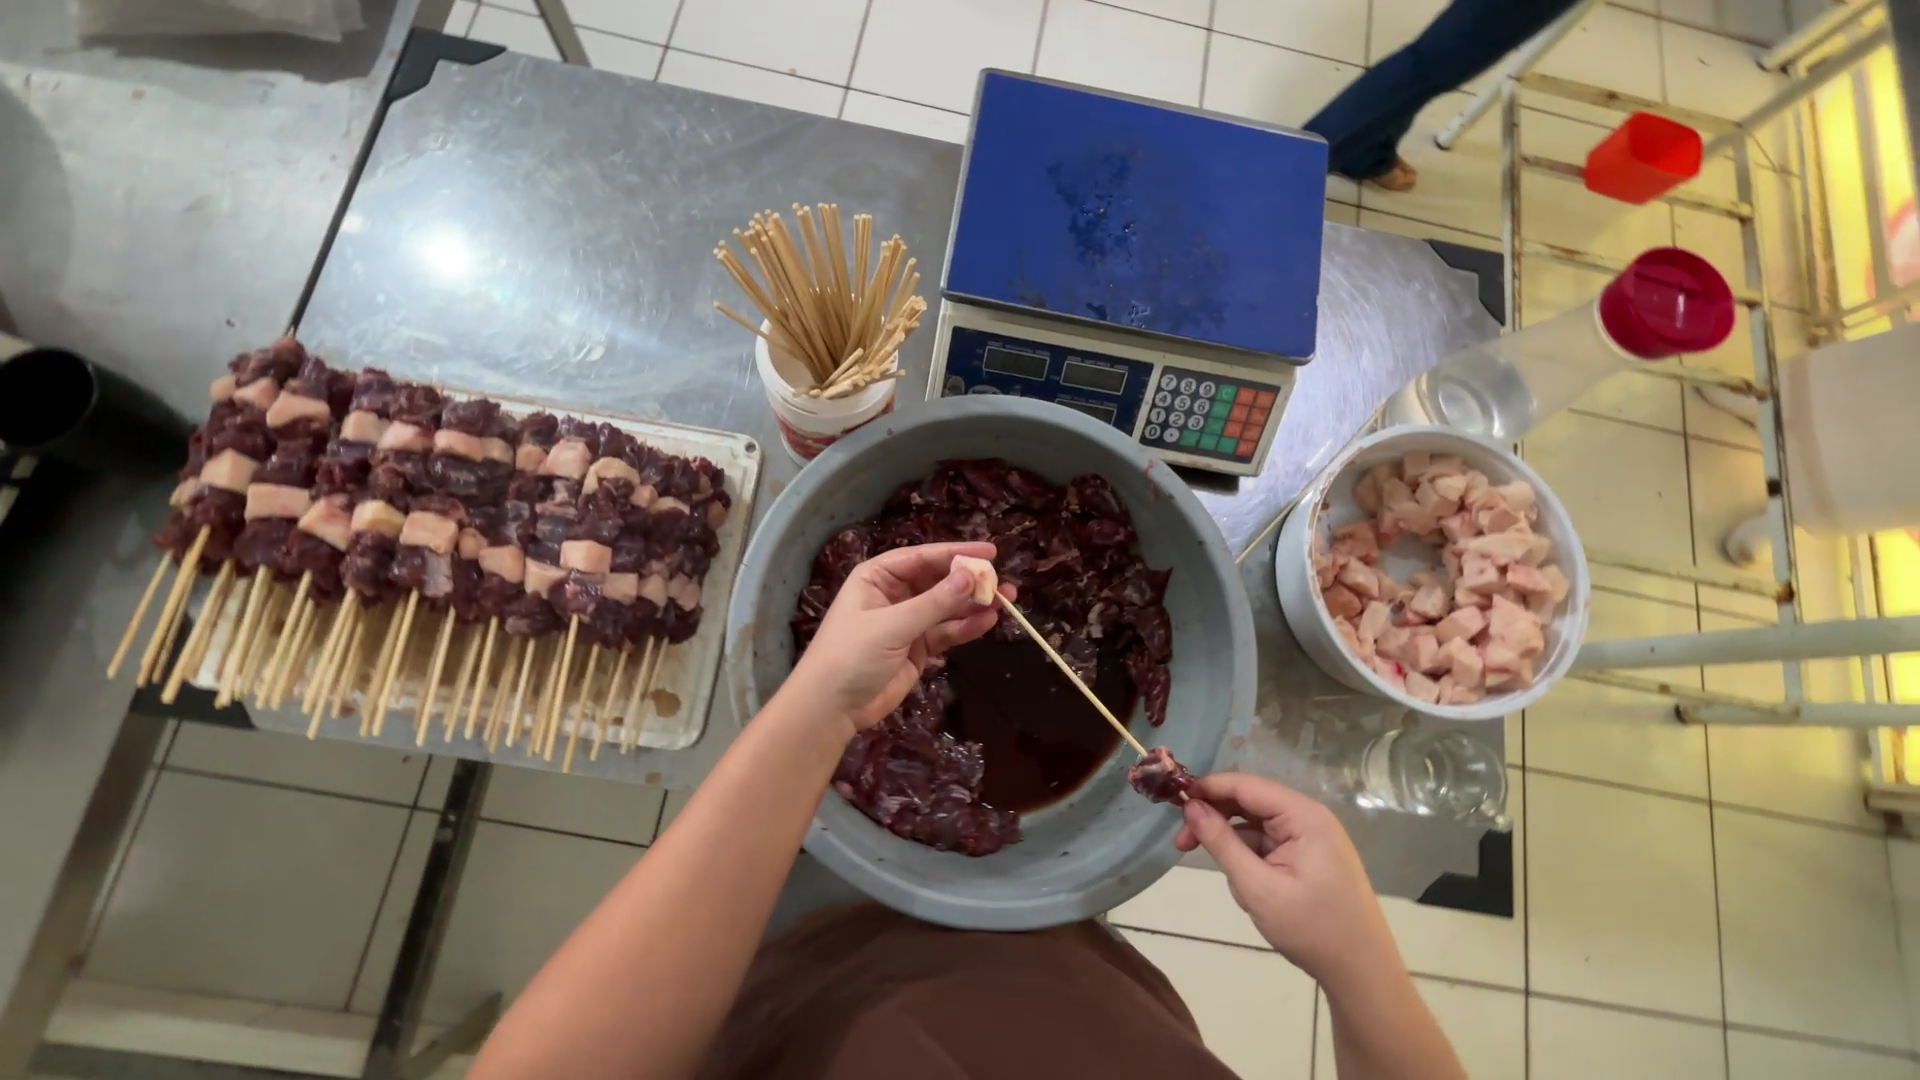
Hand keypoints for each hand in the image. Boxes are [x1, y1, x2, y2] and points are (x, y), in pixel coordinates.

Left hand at [782, 542, 1010, 738]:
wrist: (830, 708)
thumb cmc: (851, 656)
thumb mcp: (893, 625)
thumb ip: (935, 602)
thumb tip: (972, 576)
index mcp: (877, 577)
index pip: (922, 557)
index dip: (956, 553)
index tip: (990, 551)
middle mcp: (894, 595)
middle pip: (938, 581)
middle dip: (969, 581)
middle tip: (1002, 581)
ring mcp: (907, 623)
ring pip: (947, 607)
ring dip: (974, 604)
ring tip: (1007, 600)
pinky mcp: (917, 649)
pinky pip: (946, 632)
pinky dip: (966, 627)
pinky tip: (988, 622)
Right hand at [1175, 772, 1400, 990]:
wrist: (1361, 974)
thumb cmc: (1312, 929)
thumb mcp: (1258, 887)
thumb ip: (1222, 843)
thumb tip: (1190, 807)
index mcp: (1304, 816)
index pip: (1245, 785)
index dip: (1208, 789)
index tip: (1173, 804)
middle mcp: (1308, 817)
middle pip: (1249, 802)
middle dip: (1215, 819)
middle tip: (1182, 843)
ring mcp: (1309, 837)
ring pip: (1254, 825)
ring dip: (1232, 845)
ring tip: (1228, 880)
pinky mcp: (1307, 855)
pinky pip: (1266, 843)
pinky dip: (1249, 859)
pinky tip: (1248, 887)